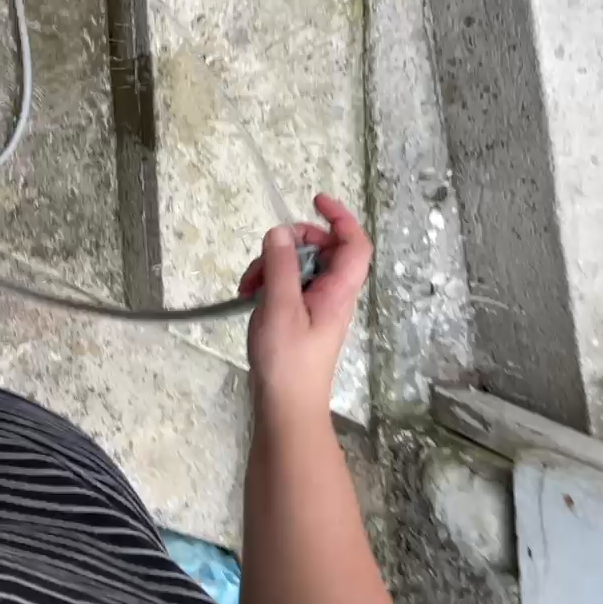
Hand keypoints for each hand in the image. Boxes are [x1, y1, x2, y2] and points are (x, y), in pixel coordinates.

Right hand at [238, 194, 371, 416]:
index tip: (314, 200)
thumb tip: (280, 232)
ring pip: (300, 266)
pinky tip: (248, 296)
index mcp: (338, 290)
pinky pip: (288, 284)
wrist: (286, 403)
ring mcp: (316, 305)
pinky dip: (268, 282)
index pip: (354, 244)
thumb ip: (281, 267)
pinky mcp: (299, 315)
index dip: (340, 217)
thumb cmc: (288, 357)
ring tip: (248, 285)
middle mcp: (332, 293)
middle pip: (322, 250)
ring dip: (271, 265)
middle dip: (290, 244)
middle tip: (265, 255)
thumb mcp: (280, 307)